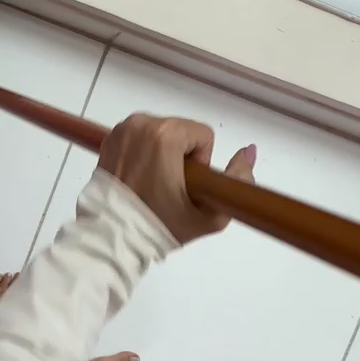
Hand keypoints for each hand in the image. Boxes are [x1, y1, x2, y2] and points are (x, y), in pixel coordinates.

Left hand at [98, 113, 257, 243]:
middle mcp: (141, 123)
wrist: (111, 237)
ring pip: (160, 134)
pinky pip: (139, 138)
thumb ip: (238, 180)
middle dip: (181, 157)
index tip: (185, 186)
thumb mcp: (210, 214)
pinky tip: (138, 179)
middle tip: (169, 188)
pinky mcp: (109, 139)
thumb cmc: (160, 225)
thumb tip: (250, 150)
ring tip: (153, 185)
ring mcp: (122, 130)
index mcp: (165, 133)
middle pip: (181, 132)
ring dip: (163, 155)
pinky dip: (143, 153)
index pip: (203, 135)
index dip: (201, 163)